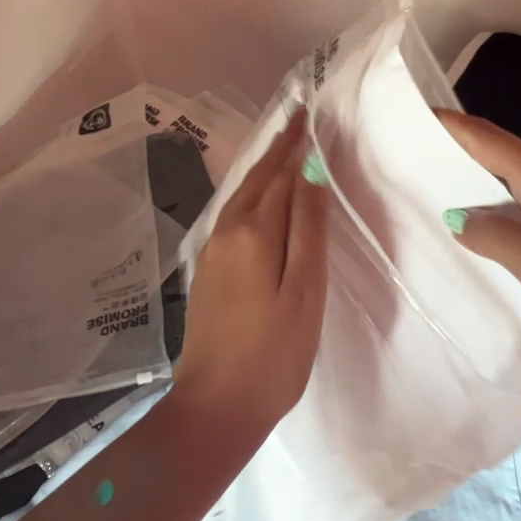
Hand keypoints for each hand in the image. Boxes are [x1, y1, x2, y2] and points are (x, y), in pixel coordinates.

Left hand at [173, 108, 328, 442]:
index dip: (298, 144)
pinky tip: (263, 194)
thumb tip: (311, 171)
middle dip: (280, 146)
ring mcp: (213, 248)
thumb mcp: (304, 292)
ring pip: (243, 193)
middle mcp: (227, 229)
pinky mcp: (208, 267)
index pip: (282, 174)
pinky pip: (235, 212)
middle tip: (301, 117)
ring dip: (266, 166)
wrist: (214, 407)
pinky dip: (254, 191)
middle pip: (258, 177)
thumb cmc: (272, 355)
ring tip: (286, 145)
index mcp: (253, 231)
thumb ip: (307, 229)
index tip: (312, 112)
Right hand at [438, 109, 520, 406]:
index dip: (459, 127)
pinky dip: (520, 215)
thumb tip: (463, 217)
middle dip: (471, 155)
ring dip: (495, 189)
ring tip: (456, 198)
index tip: (423, 113)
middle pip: (514, 161)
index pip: (497, 143)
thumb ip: (498, 238)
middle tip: (426, 158)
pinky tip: (510, 237)